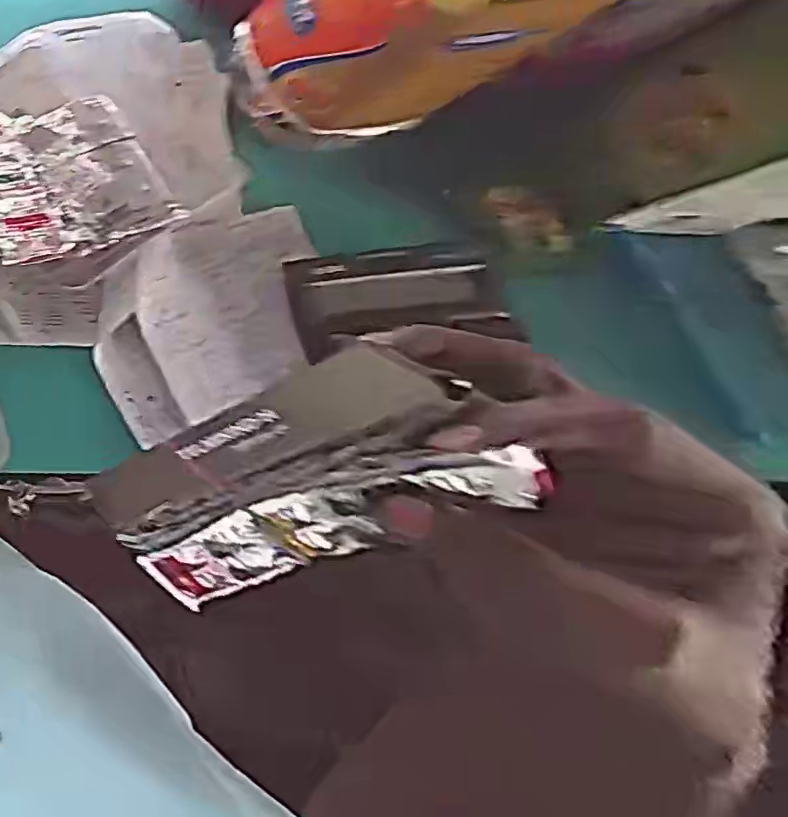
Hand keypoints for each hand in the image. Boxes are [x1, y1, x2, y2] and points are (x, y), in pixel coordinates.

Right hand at [383, 326, 787, 770]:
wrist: (643, 715)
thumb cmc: (660, 679)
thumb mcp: (611, 636)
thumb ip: (509, 568)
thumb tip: (394, 503)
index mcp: (698, 492)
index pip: (613, 426)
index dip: (524, 421)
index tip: (442, 442)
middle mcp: (627, 462)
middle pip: (545, 385)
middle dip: (465, 356)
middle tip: (390, 346)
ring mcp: (559, 467)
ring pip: (493, 395)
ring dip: (427, 372)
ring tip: (363, 357)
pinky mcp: (503, 484)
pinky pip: (453, 438)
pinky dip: (407, 417)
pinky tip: (363, 408)